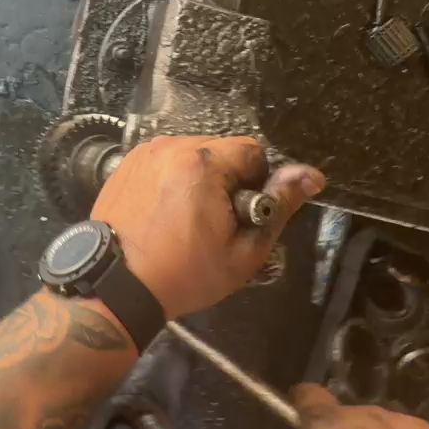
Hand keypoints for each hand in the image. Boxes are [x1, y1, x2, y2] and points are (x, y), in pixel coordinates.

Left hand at [90, 135, 323, 317]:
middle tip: (215, 222)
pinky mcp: (128, 160)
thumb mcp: (244, 250)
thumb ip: (279, 206)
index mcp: (202, 162)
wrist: (117, 282)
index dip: (257, 183)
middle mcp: (172, 145)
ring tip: (188, 219)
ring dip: (200, 178)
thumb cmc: (186, 272)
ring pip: (193, 154)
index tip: (241, 214)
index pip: (252, 151)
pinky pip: (166, 160)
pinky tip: (165, 211)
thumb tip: (312, 175)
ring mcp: (146, 150)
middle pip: (221, 150)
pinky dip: (173, 178)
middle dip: (228, 180)